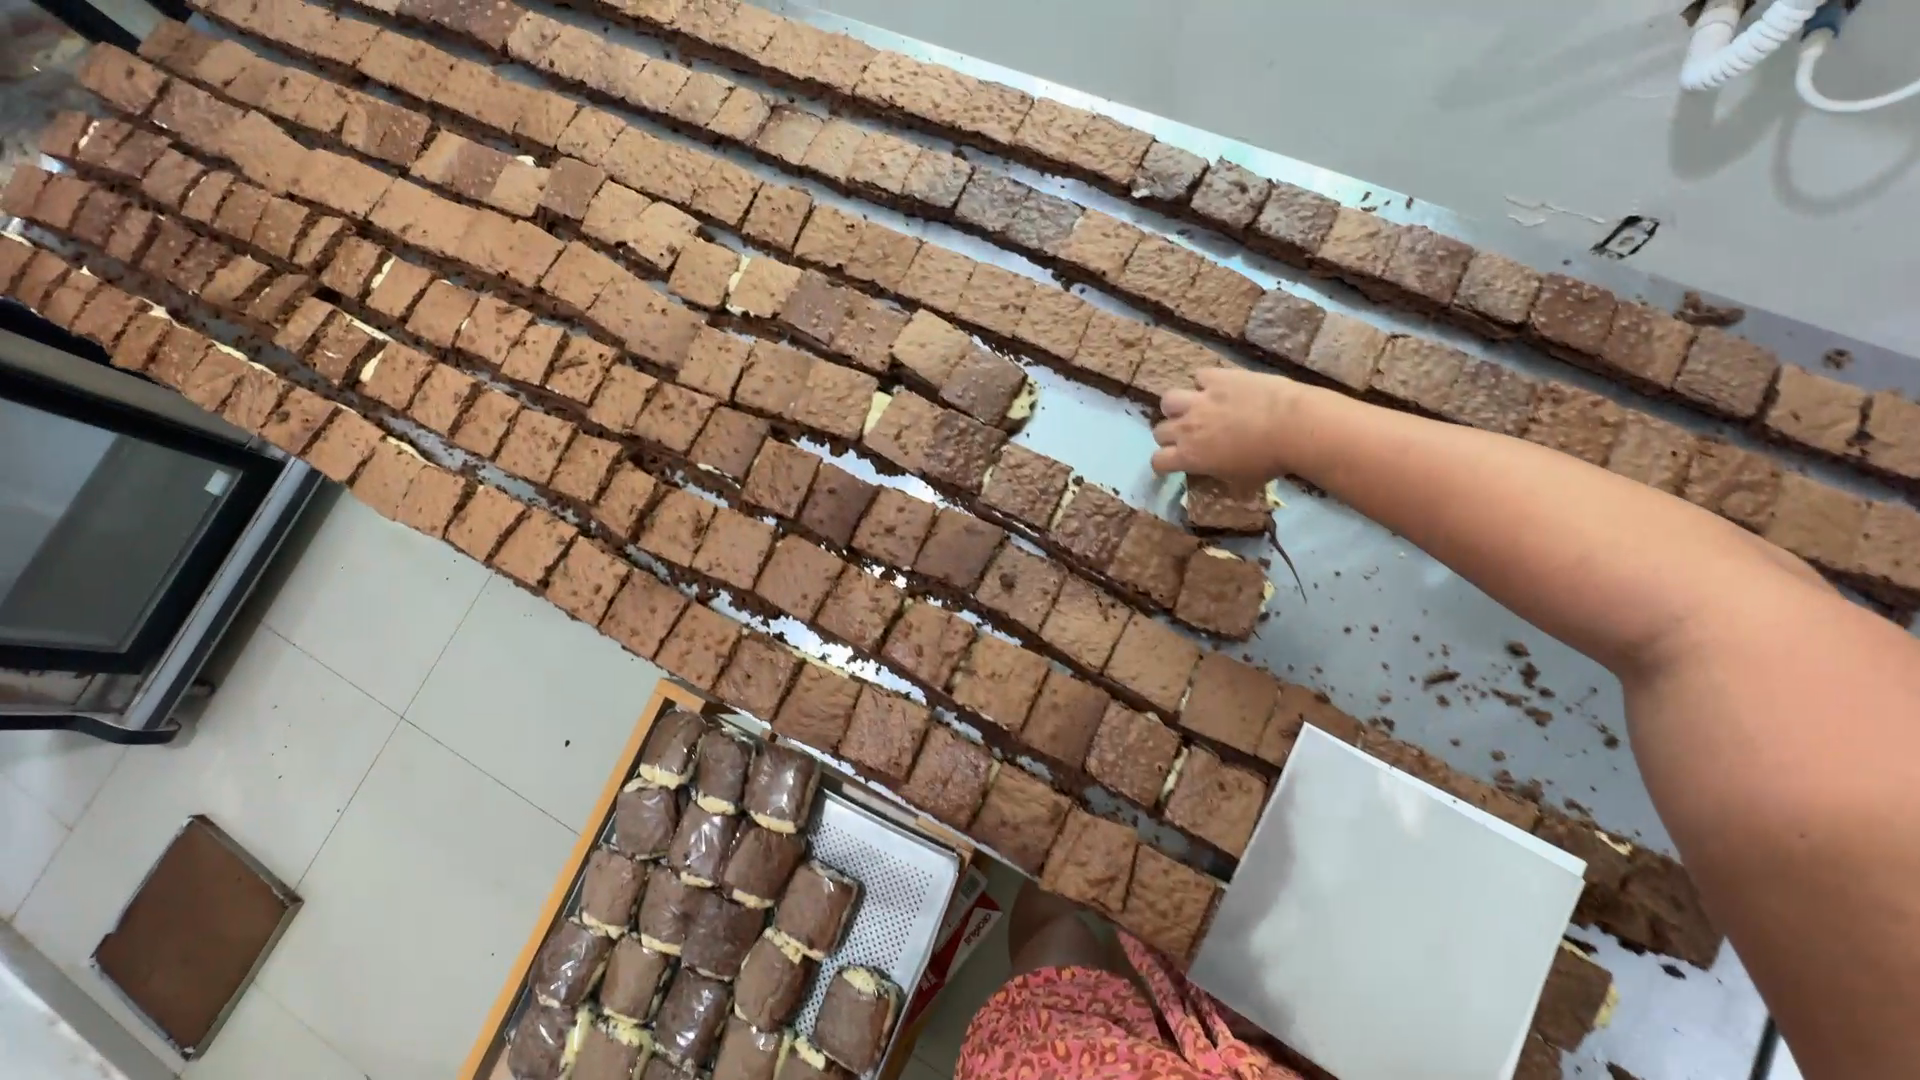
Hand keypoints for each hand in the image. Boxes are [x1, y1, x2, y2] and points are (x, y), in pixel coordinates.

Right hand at [1151, 367, 1304, 480]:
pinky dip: (1205, 383)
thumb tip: (1220, 476)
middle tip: (1188, 437)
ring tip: (1194, 408)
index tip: (1172, 464)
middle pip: (1159, 430)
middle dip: (1170, 435)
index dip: (1162, 464)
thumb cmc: (1269, 462)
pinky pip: (1199, 376)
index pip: (1157, 461)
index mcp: (1190, 456)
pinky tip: (1219, 387)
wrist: (1292, 426)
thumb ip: (1221, 476)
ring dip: (1177, 406)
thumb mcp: (1241, 481)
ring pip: (1168, 400)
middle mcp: (1186, 427)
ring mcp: (1199, 399)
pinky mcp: (1217, 378)